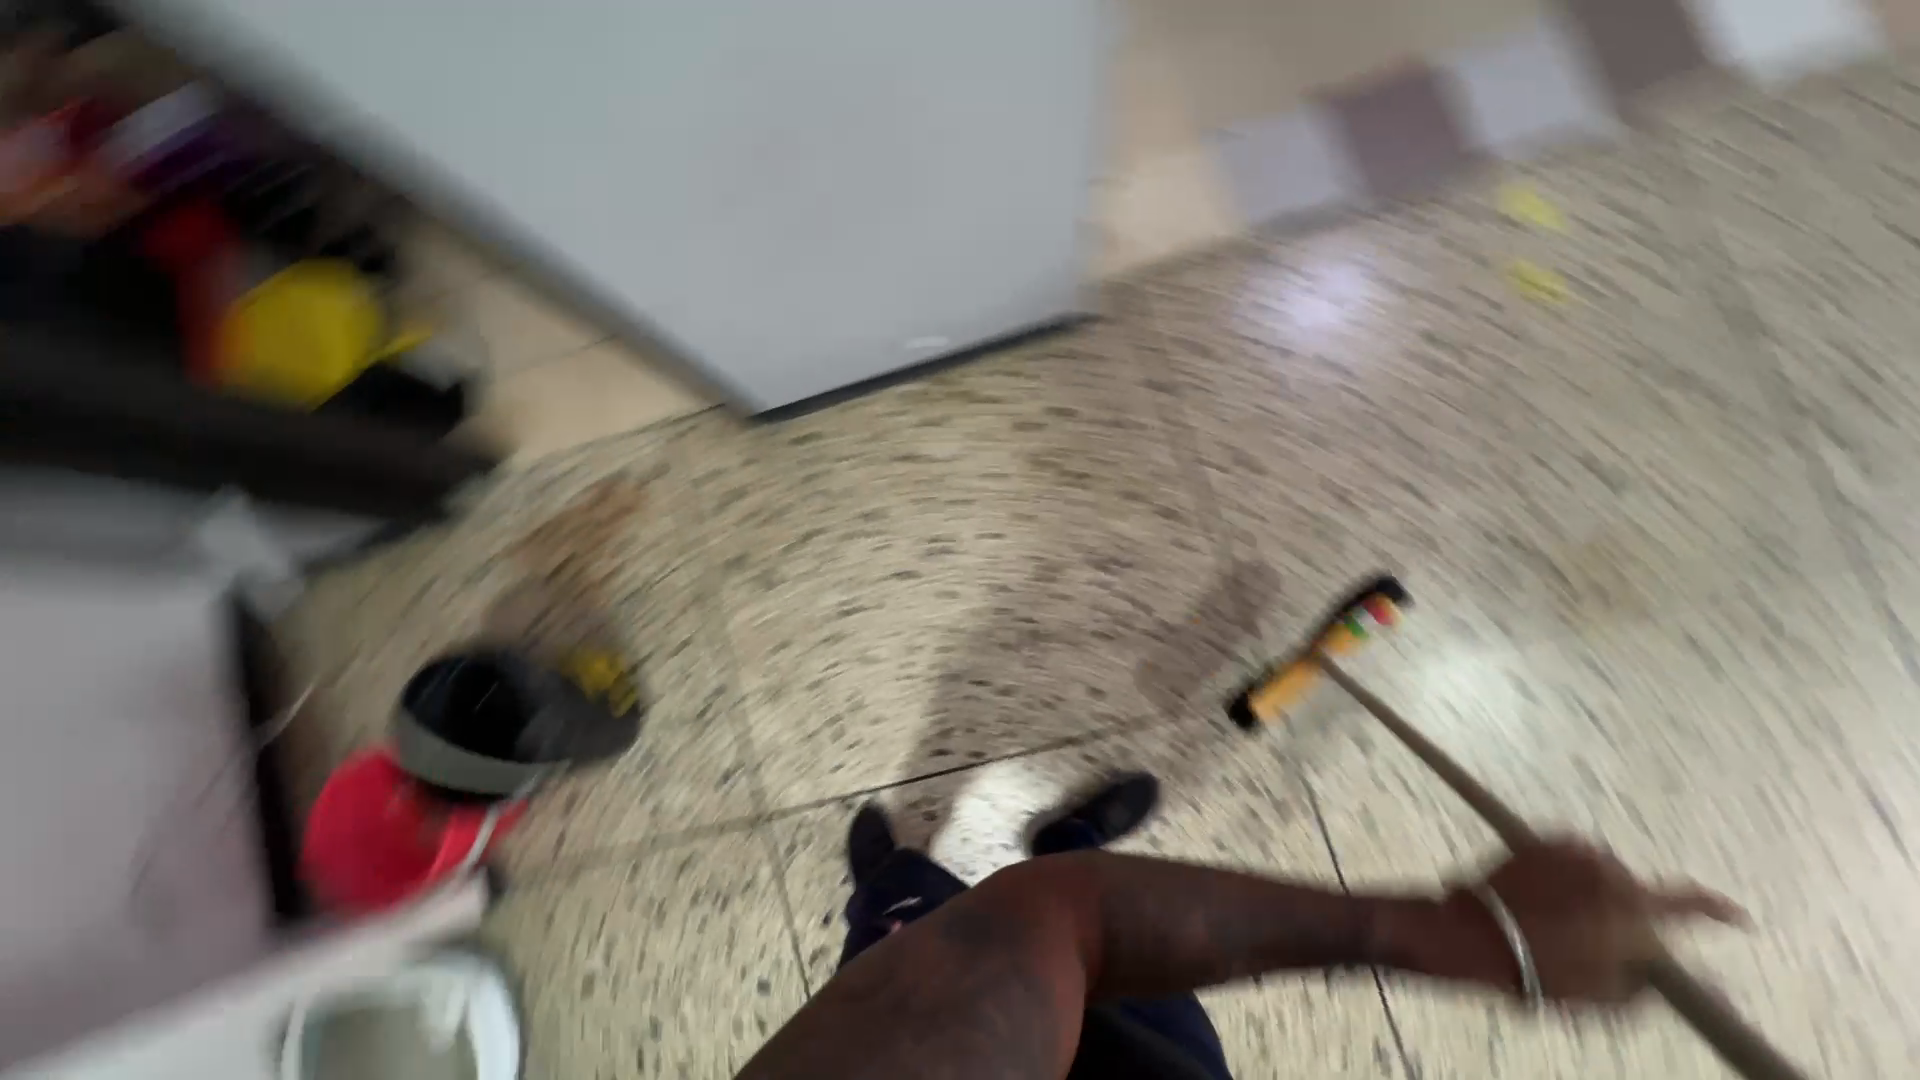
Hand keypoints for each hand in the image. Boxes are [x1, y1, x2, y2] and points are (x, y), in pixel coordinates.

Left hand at [1434, 838, 1747, 1003]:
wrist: (1474, 934)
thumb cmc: (1543, 971)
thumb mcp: (1610, 997)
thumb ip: (1660, 985)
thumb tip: (1709, 981)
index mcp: (1633, 910)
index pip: (1692, 903)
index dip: (1718, 911)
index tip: (1736, 917)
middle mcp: (1607, 871)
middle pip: (1638, 889)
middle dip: (1632, 909)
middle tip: (1606, 933)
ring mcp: (1569, 850)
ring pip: (1601, 870)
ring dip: (1597, 887)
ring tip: (1569, 914)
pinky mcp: (1536, 840)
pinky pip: (1569, 853)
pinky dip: (1570, 870)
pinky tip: (1553, 890)